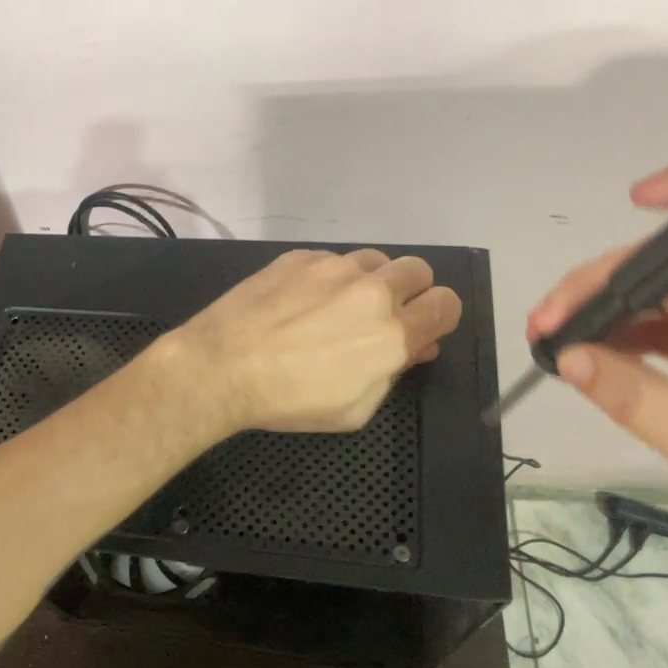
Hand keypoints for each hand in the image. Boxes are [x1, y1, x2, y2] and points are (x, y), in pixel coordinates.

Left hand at [164, 249, 462, 432]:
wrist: (222, 366)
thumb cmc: (289, 400)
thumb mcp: (354, 409)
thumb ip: (393, 374)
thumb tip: (417, 346)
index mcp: (393, 334)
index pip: (446, 304)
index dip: (438, 316)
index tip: (421, 328)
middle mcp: (371, 291)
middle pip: (418, 270)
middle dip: (411, 292)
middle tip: (382, 316)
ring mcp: (334, 268)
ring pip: (375, 259)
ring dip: (370, 280)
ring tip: (340, 306)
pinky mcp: (300, 258)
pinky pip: (332, 259)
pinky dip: (329, 277)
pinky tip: (302, 300)